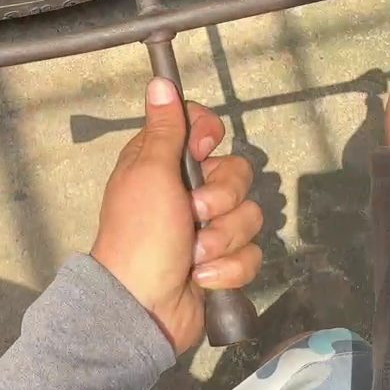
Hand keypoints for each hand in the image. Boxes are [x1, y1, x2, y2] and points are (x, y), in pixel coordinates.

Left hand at [92, 79, 263, 352]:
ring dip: (222, 239)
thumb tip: (161, 83)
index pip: (204, 129)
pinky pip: (250, 253)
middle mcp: (187, 190)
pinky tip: (201, 278)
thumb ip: (163, 129)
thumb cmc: (139, 234)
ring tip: (193, 255)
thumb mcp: (149, 173)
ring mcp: (207, 228)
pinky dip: (226, 269)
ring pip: (249, 216)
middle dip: (220, 200)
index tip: (201, 150)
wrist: (142, 306)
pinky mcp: (222, 262)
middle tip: (192, 215)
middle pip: (237, 173)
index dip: (209, 137)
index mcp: (163, 163)